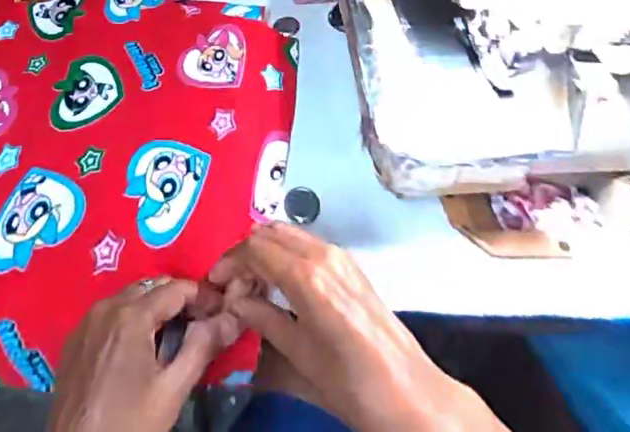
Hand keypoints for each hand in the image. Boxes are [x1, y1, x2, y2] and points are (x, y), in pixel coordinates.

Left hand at [48, 277, 242, 431]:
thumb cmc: (127, 424)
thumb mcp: (170, 392)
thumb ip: (200, 349)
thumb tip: (229, 319)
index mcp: (131, 314)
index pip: (175, 288)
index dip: (202, 295)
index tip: (221, 309)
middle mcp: (107, 305)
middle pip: (151, 286)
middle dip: (178, 298)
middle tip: (201, 322)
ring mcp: (87, 319)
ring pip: (129, 296)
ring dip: (153, 306)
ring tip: (174, 333)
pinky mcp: (75, 336)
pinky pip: (109, 312)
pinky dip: (129, 317)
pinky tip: (139, 345)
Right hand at [211, 224, 506, 431]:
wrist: (414, 397)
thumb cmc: (355, 384)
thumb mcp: (301, 358)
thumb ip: (263, 320)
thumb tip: (235, 301)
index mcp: (307, 277)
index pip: (254, 248)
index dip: (229, 261)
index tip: (215, 282)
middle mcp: (323, 255)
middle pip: (268, 233)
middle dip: (244, 253)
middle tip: (232, 286)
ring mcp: (339, 256)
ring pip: (286, 233)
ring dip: (263, 251)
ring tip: (253, 287)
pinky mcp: (349, 264)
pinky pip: (304, 243)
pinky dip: (284, 254)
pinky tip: (280, 285)